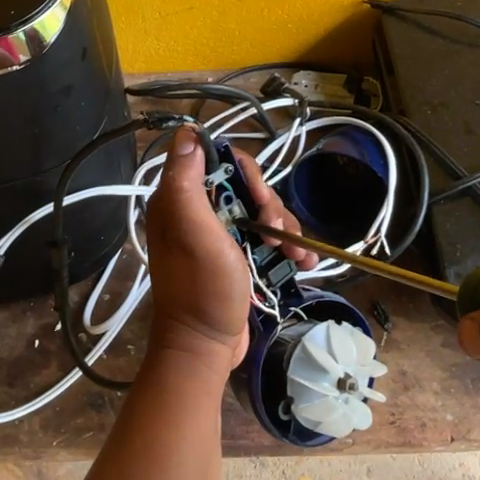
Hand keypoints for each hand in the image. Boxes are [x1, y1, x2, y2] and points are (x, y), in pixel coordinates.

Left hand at [145, 128, 314, 370]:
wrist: (206, 347)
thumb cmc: (200, 287)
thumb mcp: (192, 229)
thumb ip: (186, 180)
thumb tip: (187, 132)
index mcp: (179, 198)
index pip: (215, 158)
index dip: (243, 170)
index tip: (258, 195)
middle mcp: (196, 211)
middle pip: (244, 184)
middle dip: (269, 204)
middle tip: (275, 230)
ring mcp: (218, 234)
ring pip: (261, 209)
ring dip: (284, 227)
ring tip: (294, 254)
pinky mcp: (237, 255)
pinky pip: (267, 236)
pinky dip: (286, 245)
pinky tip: (301, 261)